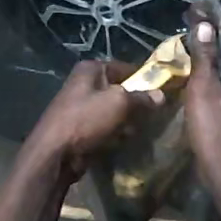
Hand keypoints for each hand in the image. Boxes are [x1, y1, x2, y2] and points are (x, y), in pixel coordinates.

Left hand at [20, 60, 162, 181]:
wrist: (55, 152)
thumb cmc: (86, 119)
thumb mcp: (119, 103)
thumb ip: (142, 98)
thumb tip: (161, 95)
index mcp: (91, 69)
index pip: (126, 67)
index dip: (145, 78)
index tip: (165, 91)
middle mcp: (84, 83)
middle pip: (120, 89)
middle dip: (137, 103)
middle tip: (155, 115)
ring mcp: (81, 106)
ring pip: (114, 110)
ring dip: (127, 121)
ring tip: (141, 130)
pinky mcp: (82, 127)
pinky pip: (106, 126)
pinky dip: (116, 132)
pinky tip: (124, 140)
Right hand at [183, 20, 220, 192]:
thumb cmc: (215, 129)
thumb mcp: (204, 89)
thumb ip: (205, 56)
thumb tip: (205, 24)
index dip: (216, 33)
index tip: (193, 30)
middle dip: (211, 53)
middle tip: (183, 51)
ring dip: (210, 72)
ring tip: (184, 70)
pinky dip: (214, 89)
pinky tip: (194, 94)